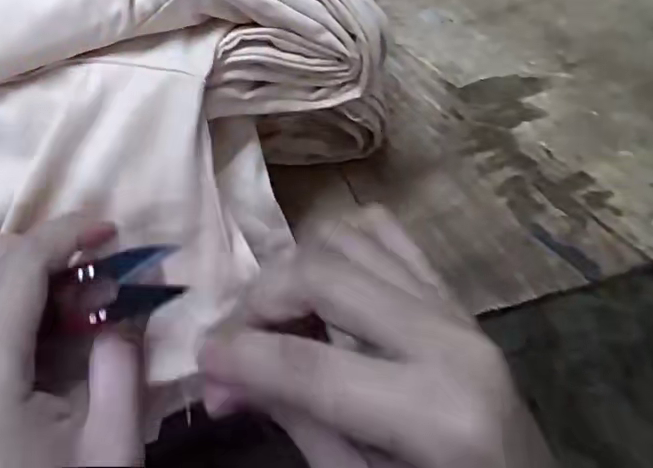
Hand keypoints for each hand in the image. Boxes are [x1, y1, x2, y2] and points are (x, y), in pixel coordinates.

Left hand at [0, 215, 145, 467]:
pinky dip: (0, 292)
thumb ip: (120, 365)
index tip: (108, 227)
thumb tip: (123, 304)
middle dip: (39, 244)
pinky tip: (43, 318)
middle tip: (92, 262)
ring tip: (72, 286)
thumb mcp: (111, 453)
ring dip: (16, 264)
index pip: (16, 269)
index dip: (64, 234)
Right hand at [199, 208, 553, 467]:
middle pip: (320, 276)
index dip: (241, 355)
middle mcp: (450, 342)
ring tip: (277, 315)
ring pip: (342, 238)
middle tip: (230, 339)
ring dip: (293, 269)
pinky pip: (381, 232)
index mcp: (440, 416)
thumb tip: (219, 376)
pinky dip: (338, 240)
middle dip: (259, 301)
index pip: (309, 365)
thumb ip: (294, 420)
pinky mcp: (451, 294)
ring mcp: (454, 308)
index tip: (198, 355)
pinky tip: (321, 278)